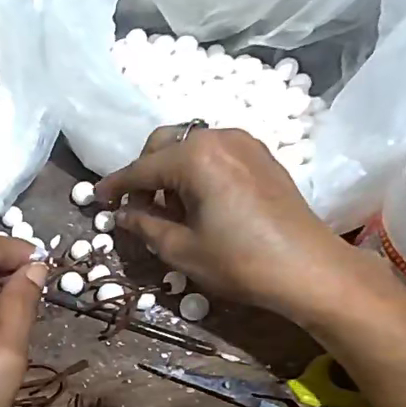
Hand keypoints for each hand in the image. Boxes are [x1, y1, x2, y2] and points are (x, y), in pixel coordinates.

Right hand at [95, 126, 389, 325]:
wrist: (310, 269)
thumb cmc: (240, 261)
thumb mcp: (181, 249)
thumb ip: (144, 225)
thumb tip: (122, 214)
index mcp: (194, 157)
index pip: (140, 169)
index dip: (114, 186)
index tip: (95, 198)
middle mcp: (217, 137)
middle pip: (163, 144)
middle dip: (143, 173)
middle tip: (134, 207)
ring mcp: (243, 143)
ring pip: (188, 146)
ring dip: (169, 171)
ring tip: (166, 209)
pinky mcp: (260, 155)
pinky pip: (213, 152)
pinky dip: (195, 169)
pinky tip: (195, 201)